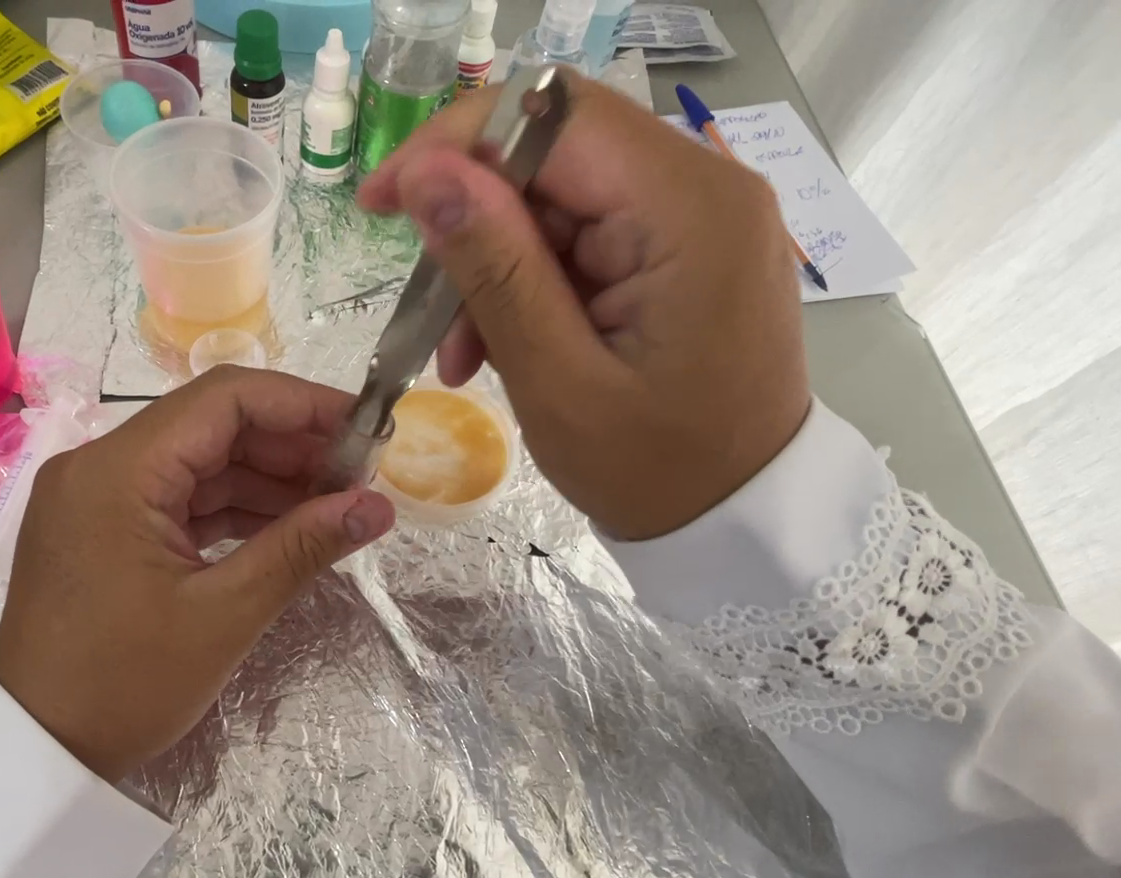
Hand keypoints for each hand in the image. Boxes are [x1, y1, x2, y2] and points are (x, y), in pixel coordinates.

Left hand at [0, 367, 395, 781]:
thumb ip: (302, 548)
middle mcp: (101, 466)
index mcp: (119, 470)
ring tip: (335, 507)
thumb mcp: (224, 615)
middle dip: (291, 447)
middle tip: (360, 478)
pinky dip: (232, 510)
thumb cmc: (124, 685)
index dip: (303, 404)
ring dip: (267, 481)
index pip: (224, 399)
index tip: (366, 428)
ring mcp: (99, 498)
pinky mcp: (104, 529)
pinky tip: (285, 528)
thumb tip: (379, 507)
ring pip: (199, 464)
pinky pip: (179, 500)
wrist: (37, 749)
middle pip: (213, 428)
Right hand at [358, 77, 811, 539]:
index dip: (453, 145)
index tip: (381, 203)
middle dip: (476, 230)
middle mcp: (706, 187)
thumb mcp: (556, 380)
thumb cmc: (653, 470)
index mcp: (688, 209)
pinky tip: (511, 346)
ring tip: (466, 356)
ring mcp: (702, 217)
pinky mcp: (688, 249)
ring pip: (561, 204)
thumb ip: (494, 270)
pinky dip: (535, 286)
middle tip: (432, 319)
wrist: (739, 516)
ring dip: (498, 270)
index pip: (551, 118)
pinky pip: (588, 240)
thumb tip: (426, 176)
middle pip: (554, 160)